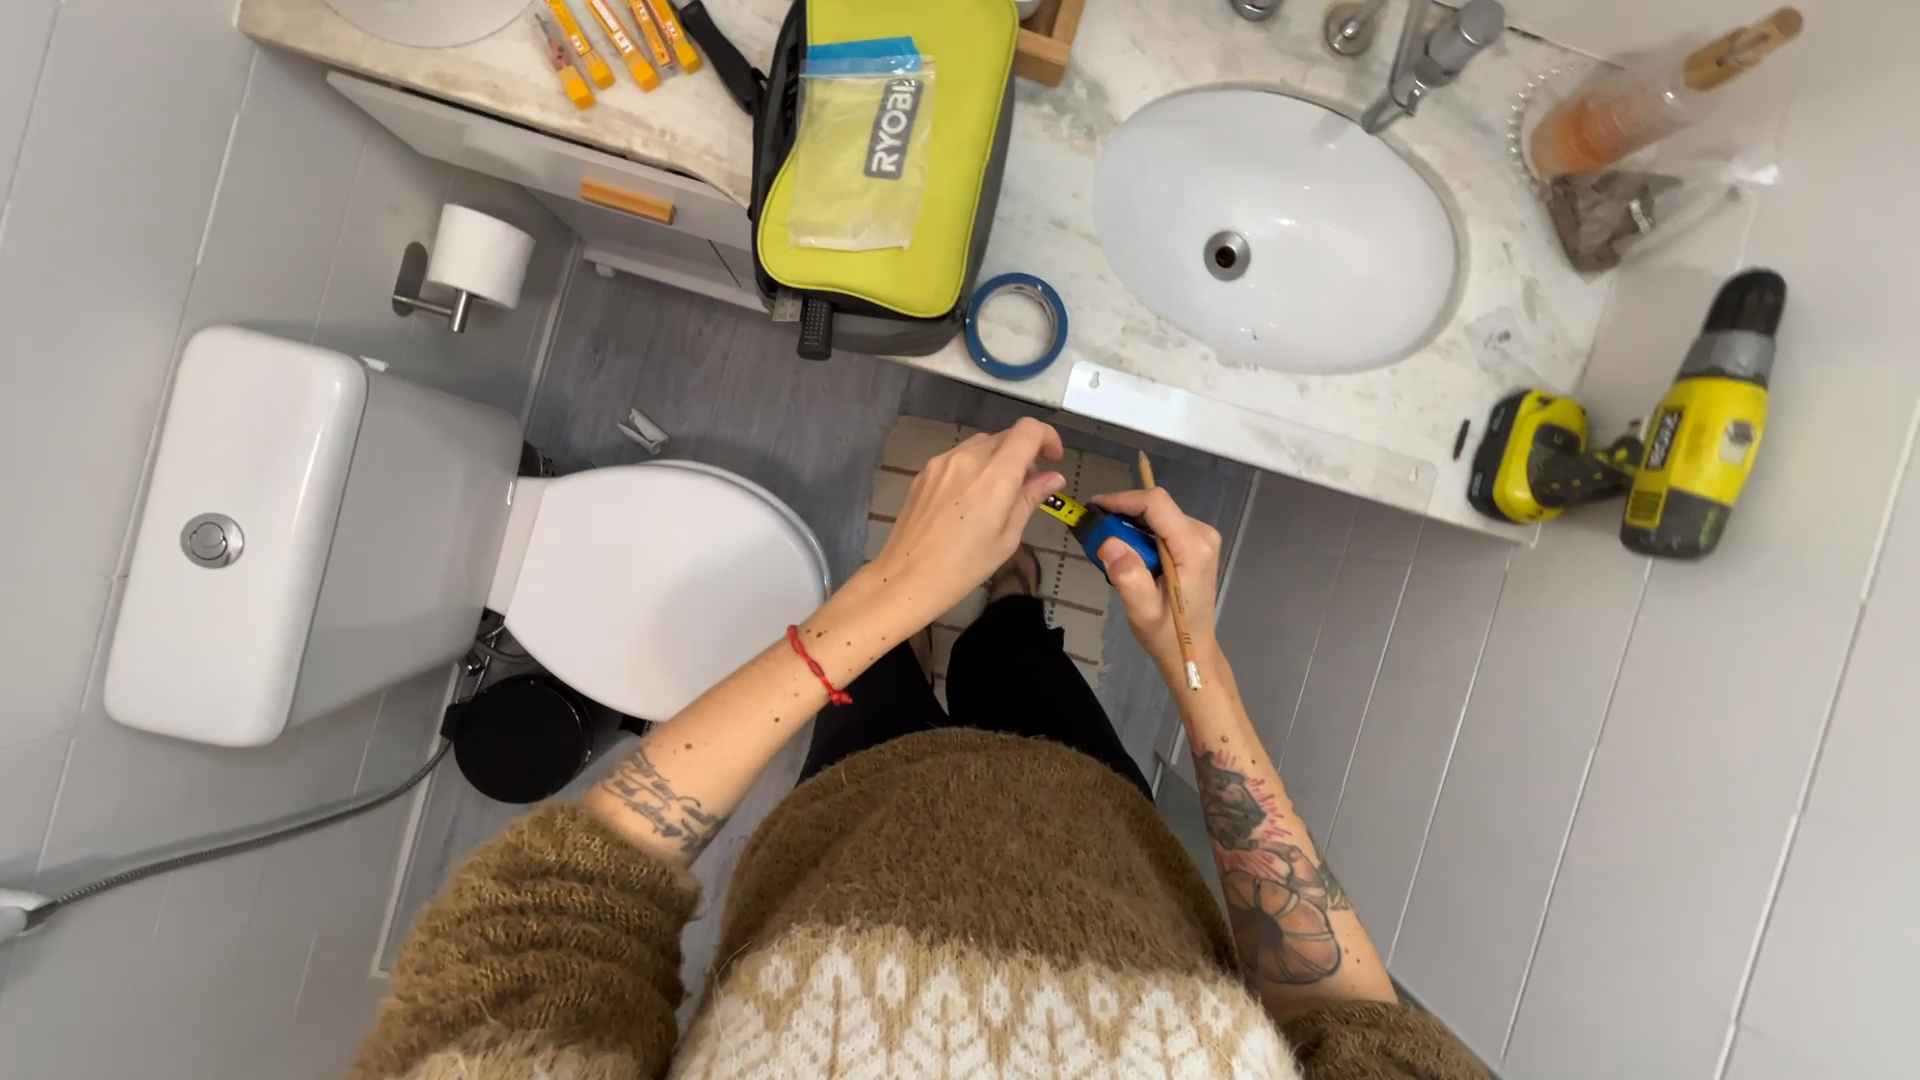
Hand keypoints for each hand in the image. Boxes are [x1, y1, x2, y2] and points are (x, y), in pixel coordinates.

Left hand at [864, 418, 1065, 627]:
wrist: (907, 578)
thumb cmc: (964, 566)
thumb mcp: (1007, 537)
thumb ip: (1030, 499)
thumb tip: (1053, 477)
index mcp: (995, 475)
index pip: (1028, 430)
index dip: (1048, 437)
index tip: (1053, 459)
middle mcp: (968, 458)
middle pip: (1005, 436)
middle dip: (1024, 453)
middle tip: (1027, 486)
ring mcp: (942, 463)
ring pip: (981, 444)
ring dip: (998, 459)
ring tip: (998, 495)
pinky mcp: (924, 472)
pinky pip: (958, 457)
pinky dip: (974, 467)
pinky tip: (969, 499)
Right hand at [1091, 489, 1222, 678]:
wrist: (1192, 650)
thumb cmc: (1167, 633)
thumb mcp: (1142, 610)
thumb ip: (1128, 576)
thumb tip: (1110, 542)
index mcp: (1193, 547)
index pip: (1156, 503)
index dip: (1123, 500)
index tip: (1094, 509)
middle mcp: (1202, 535)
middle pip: (1157, 506)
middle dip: (1122, 513)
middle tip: (1095, 532)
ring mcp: (1201, 538)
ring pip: (1158, 513)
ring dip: (1129, 524)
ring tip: (1108, 545)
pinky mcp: (1195, 543)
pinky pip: (1162, 525)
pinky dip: (1140, 532)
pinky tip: (1127, 552)